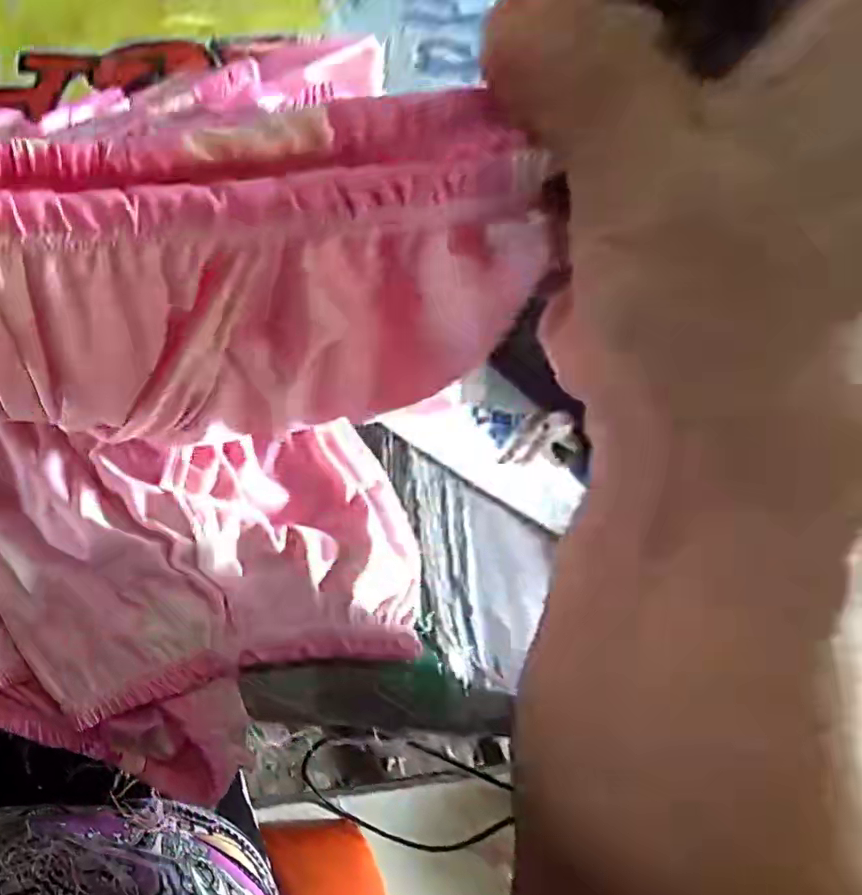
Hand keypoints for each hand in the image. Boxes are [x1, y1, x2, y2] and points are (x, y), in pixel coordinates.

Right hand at [485, 0, 861, 429]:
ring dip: (544, 105)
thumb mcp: (654, 174)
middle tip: (511, 84)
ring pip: (613, 76)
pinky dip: (541, 153)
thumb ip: (590, 82)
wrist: (711, 418)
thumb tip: (513, 9)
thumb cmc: (724, 295)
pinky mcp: (658, 185)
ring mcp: (720, 127)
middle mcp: (790, 64)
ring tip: (501, 137)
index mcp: (839, 32)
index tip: (533, 31)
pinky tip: (515, 179)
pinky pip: (588, 138)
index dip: (601, 12)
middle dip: (570, 46)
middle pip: (654, 25)